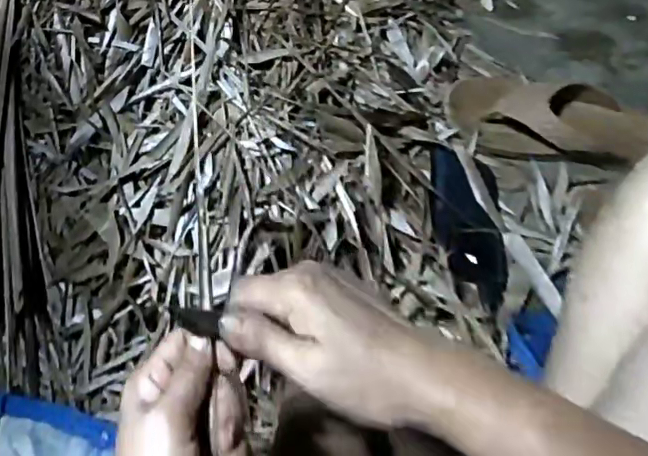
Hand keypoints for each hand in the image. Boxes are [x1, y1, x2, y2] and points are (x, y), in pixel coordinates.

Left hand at [116, 329, 250, 455]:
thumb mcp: (164, 418)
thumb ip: (187, 373)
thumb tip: (204, 331)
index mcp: (153, 381)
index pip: (185, 339)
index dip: (208, 341)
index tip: (228, 352)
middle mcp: (178, 395)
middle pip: (215, 366)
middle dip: (223, 392)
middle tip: (214, 423)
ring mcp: (202, 421)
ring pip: (231, 396)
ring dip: (230, 420)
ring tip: (215, 448)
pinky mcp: (223, 444)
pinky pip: (240, 427)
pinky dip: (236, 441)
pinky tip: (224, 454)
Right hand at [220, 261, 446, 429]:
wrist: (424, 372)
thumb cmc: (363, 378)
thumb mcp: (306, 369)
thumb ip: (261, 340)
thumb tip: (223, 320)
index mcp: (292, 286)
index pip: (239, 290)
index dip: (232, 321)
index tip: (238, 355)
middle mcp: (305, 268)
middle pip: (260, 288)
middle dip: (255, 320)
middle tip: (268, 364)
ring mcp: (327, 271)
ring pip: (282, 290)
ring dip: (278, 318)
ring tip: (296, 357)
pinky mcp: (344, 281)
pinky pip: (305, 291)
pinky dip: (300, 312)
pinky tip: (320, 342)